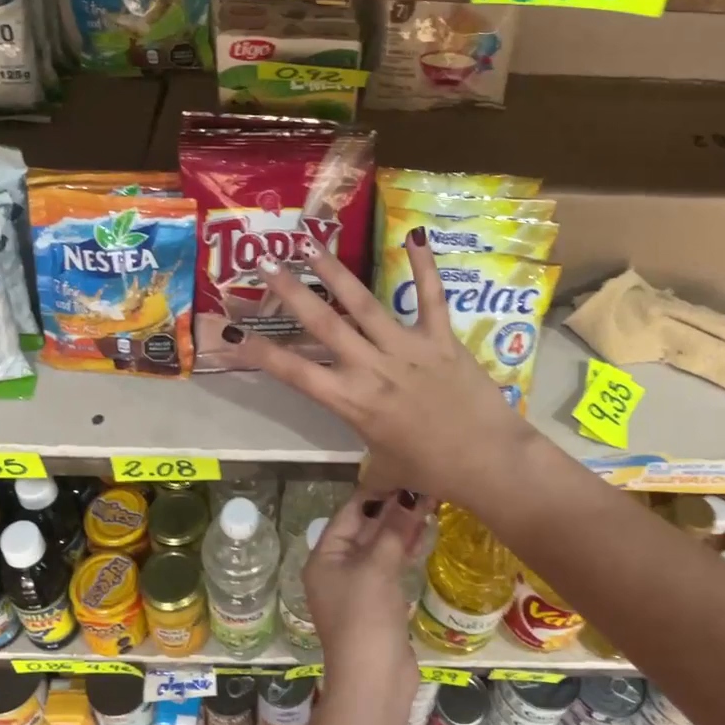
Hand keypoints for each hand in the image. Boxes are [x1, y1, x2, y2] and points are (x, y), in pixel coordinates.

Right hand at [226, 231, 541, 505]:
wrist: (488, 462)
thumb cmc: (434, 471)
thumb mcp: (388, 471)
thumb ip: (369, 470)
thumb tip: (361, 488)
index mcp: (353, 403)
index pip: (297, 373)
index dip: (264, 352)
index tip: (236, 332)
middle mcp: (372, 369)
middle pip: (324, 326)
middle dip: (291, 293)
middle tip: (267, 263)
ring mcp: (406, 350)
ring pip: (364, 305)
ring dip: (335, 273)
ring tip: (311, 245)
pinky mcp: (441, 339)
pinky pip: (430, 298)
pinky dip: (423, 266)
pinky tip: (413, 235)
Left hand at [304, 490, 428, 692]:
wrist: (373, 681)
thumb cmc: (365, 618)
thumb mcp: (377, 568)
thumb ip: (393, 531)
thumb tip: (411, 496)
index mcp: (324, 557)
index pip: (348, 514)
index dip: (374, 495)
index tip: (401, 475)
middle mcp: (337, 569)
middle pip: (364, 531)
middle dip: (391, 512)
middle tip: (422, 488)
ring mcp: (358, 588)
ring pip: (379, 549)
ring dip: (400, 530)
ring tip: (428, 505)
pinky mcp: (378, 605)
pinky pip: (389, 567)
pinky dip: (404, 551)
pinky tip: (424, 535)